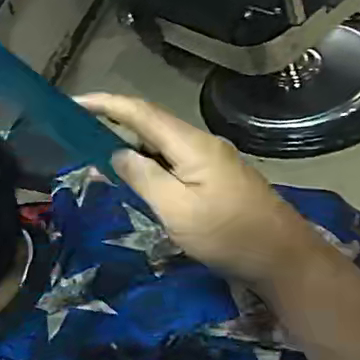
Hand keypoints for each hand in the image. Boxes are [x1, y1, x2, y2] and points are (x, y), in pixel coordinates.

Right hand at [77, 93, 329, 288]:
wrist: (284, 258)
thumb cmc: (228, 235)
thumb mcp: (176, 210)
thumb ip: (144, 177)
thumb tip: (118, 153)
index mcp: (190, 144)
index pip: (140, 112)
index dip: (106, 103)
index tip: (75, 102)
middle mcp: (201, 142)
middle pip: (151, 122)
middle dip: (114, 120)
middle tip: (80, 128)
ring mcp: (212, 158)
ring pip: (163, 141)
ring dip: (132, 142)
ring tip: (101, 151)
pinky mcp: (217, 175)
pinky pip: (175, 158)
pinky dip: (150, 159)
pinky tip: (139, 174)